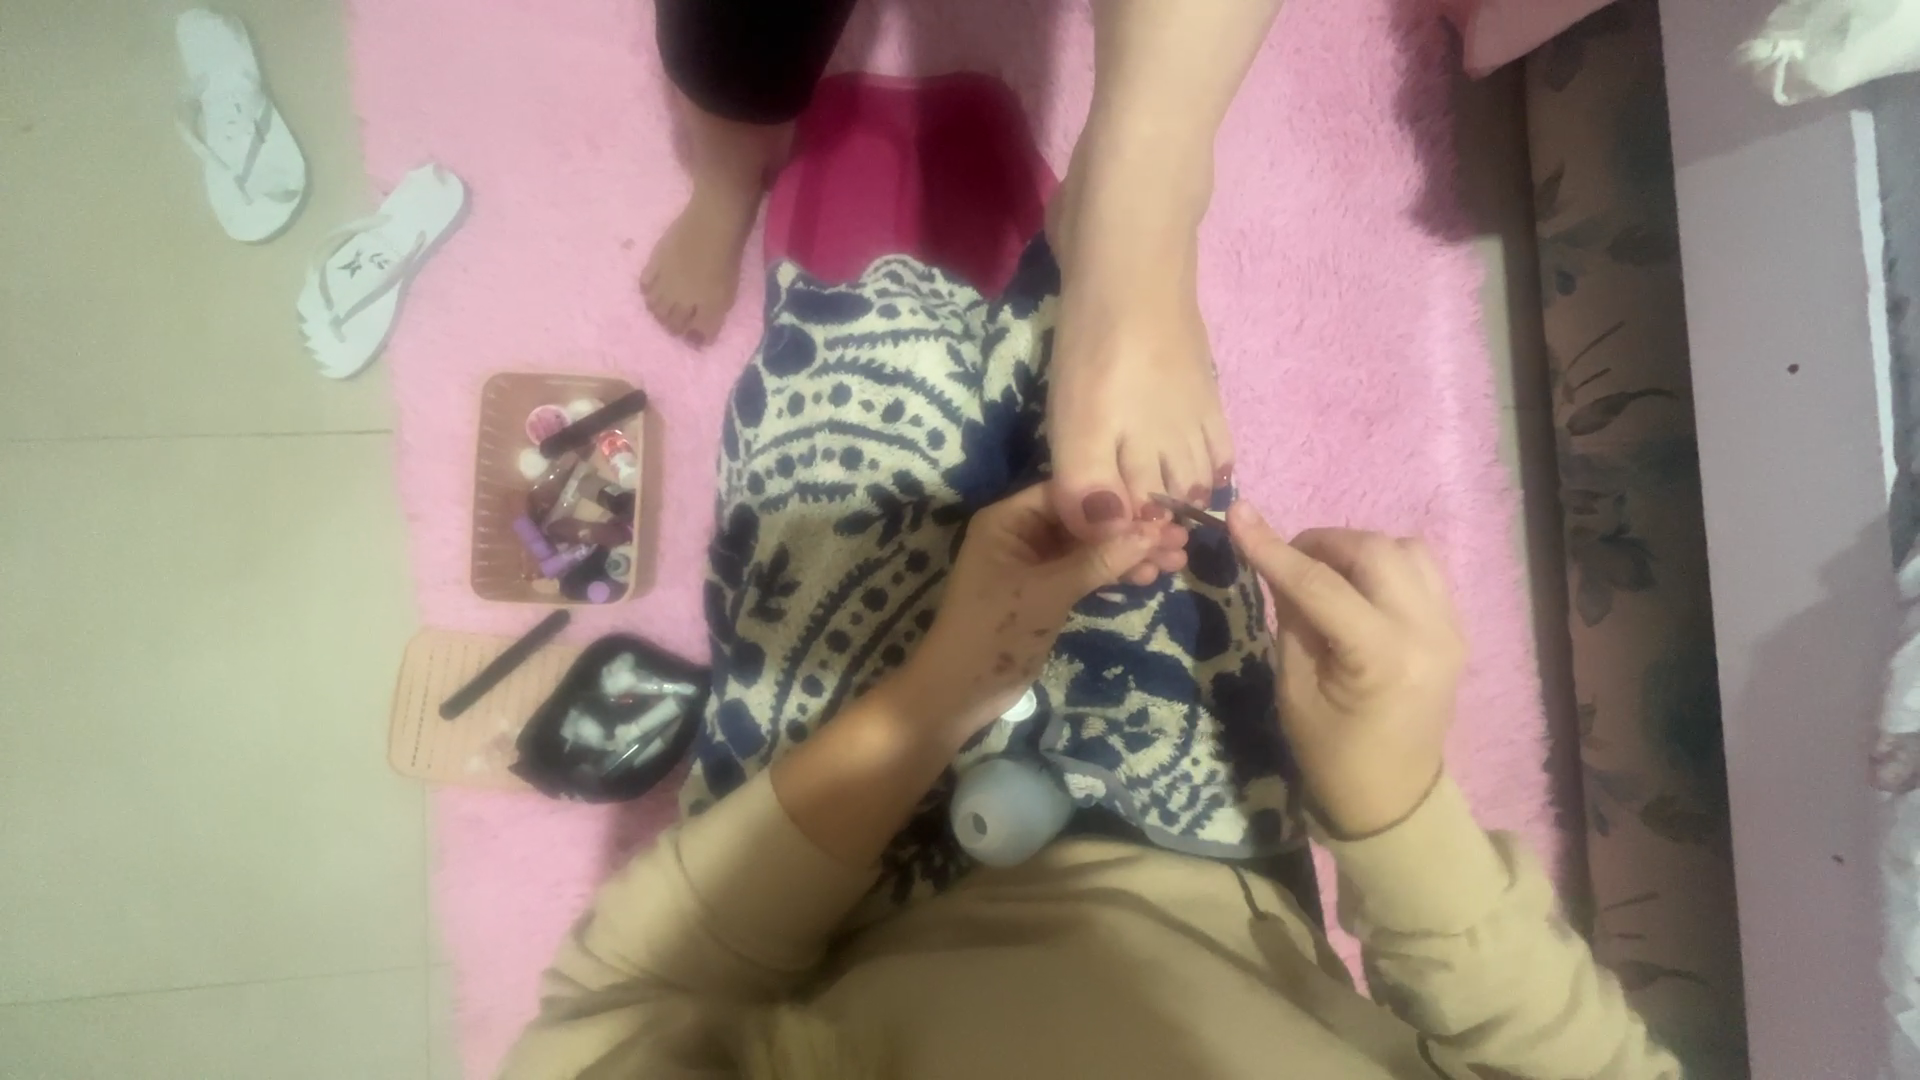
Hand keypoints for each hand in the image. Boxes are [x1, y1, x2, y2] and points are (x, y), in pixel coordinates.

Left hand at [897, 484, 1186, 744]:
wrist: (961, 692)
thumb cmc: (993, 634)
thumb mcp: (1048, 592)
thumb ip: (1099, 560)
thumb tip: (1154, 531)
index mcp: (1008, 520)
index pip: (1069, 492)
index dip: (1116, 500)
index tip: (1163, 510)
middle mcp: (1021, 533)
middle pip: (1084, 520)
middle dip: (1129, 531)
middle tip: (1181, 539)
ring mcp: (1034, 564)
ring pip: (1089, 549)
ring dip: (1128, 554)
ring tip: (1177, 560)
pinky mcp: (1046, 591)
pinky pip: (1086, 573)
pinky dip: (1113, 575)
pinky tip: (1148, 577)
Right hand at [1227, 502, 1464, 837]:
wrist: (1393, 797)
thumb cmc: (1329, 751)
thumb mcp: (1293, 687)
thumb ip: (1291, 617)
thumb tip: (1278, 563)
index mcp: (1383, 658)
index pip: (1320, 585)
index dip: (1273, 547)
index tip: (1237, 513)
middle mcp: (1428, 633)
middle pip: (1373, 551)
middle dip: (1321, 542)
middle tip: (1286, 558)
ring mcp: (1450, 627)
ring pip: (1405, 549)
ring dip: (1356, 549)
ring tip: (1324, 572)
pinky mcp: (1454, 627)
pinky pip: (1421, 569)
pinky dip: (1382, 564)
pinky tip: (1357, 587)